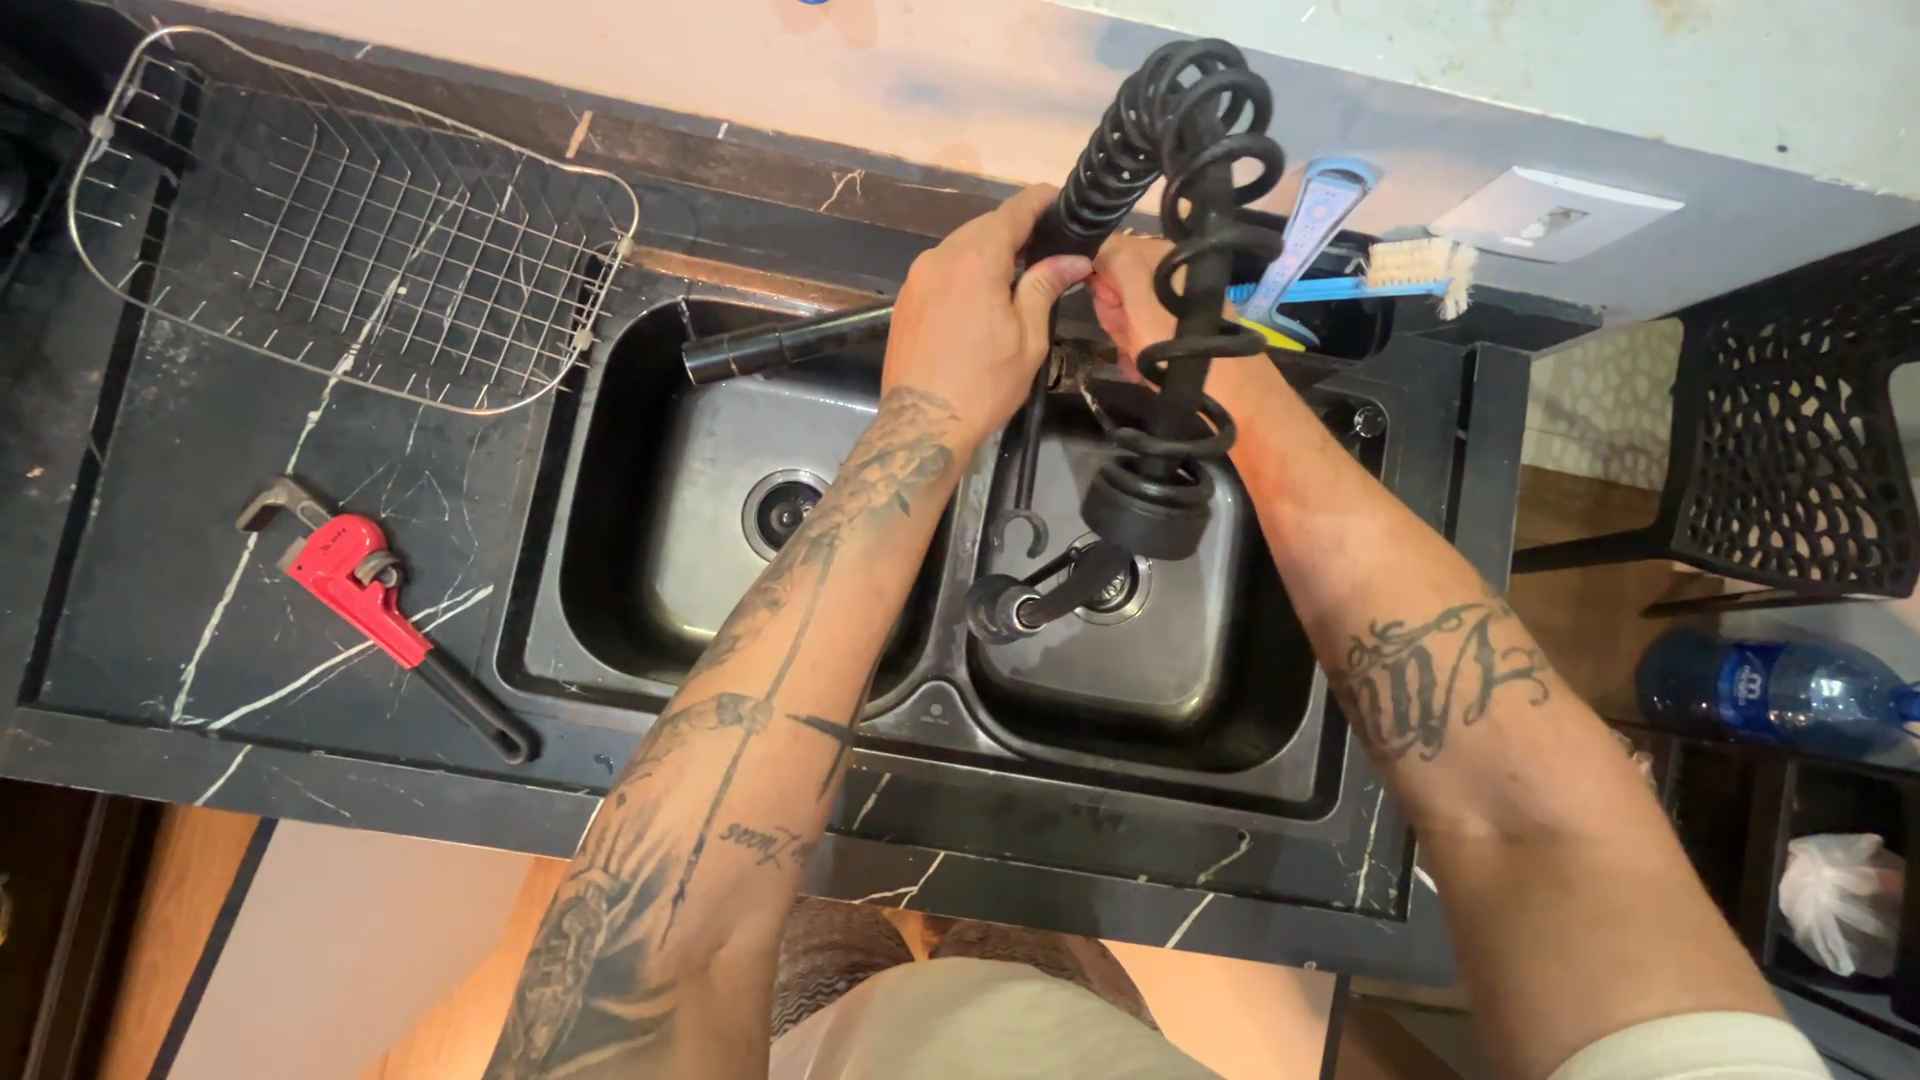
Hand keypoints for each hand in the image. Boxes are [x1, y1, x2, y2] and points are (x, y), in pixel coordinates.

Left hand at [883, 185, 1092, 446]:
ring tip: (1015, 275)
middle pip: (983, 228)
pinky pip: (940, 272)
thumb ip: (1045, 288)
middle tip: (1044, 247)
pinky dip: (963, 274)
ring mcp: (916, 279)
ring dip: (987, 254)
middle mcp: (940, 258)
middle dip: (1014, 231)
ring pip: (959, 249)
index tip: (1058, 199)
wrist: (922, 424)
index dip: (1039, 201)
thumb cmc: (983, 386)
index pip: (1013, 212)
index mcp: (977, 260)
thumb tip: (1071, 259)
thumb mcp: (1028, 339)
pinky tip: (979, 298)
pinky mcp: (904, 301)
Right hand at [1089, 233, 1282, 409]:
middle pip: (1111, 285)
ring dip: (1122, 336)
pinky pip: (1138, 332)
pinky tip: (1141, 366)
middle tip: (1127, 334)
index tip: (1109, 306)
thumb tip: (1092, 246)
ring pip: (1122, 312)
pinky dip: (1134, 350)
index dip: (1098, 282)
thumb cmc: (1177, 346)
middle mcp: (1165, 270)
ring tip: (1136, 355)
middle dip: (1112, 313)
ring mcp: (1170, 300)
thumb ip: (1116, 263)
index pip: (1105, 254)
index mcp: (1158, 254)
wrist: (1226, 392)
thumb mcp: (1140, 301)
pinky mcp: (1174, 327)